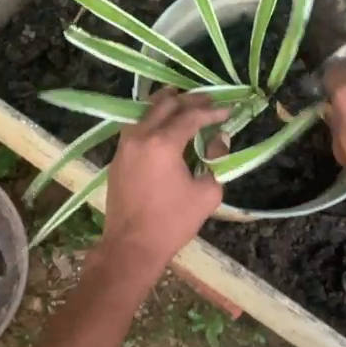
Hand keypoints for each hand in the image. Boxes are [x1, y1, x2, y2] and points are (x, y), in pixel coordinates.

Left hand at [97, 90, 229, 277]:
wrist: (131, 246)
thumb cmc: (172, 222)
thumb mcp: (207, 193)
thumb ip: (216, 160)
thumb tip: (219, 139)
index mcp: (162, 143)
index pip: (191, 116)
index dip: (212, 111)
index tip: (229, 110)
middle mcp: (140, 136)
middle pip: (166, 104)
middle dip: (190, 100)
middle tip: (210, 100)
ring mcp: (124, 145)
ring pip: (146, 111)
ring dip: (168, 104)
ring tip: (186, 104)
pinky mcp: (117, 157)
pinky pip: (137, 127)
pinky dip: (153, 119)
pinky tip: (165, 125)